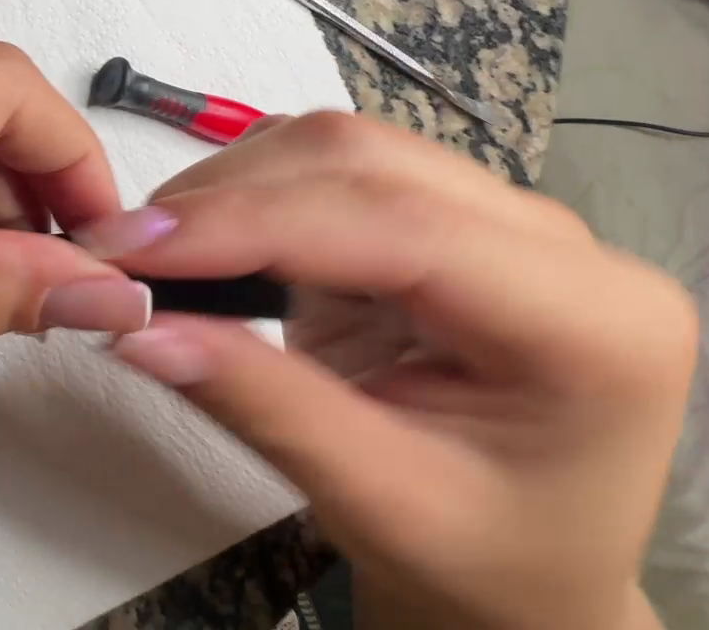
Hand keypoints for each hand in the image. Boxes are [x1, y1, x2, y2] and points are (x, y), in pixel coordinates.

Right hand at [98, 113, 694, 629]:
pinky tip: (205, 236)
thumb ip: (256, 402)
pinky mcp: (426, 212)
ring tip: (155, 247)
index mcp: (588, 323)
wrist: (517, 562)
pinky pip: (317, 164)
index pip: (395, 226)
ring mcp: (488, 215)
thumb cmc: (474, 551)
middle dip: (222, 195)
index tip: (129, 249)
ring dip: (224, 184)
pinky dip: (240, 187)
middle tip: (120, 249)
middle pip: (357, 159)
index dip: (246, 224)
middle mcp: (551, 242)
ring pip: (330, 144)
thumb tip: (134, 328)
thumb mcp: (371, 497)